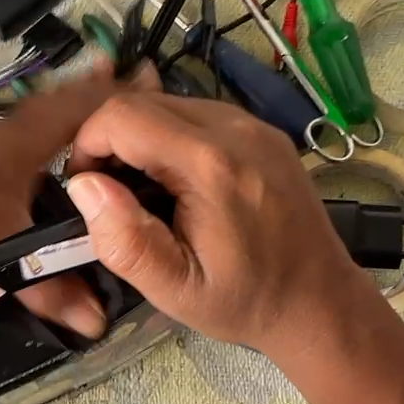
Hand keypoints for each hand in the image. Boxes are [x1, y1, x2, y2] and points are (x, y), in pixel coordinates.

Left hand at [0, 77, 115, 338]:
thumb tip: (96, 323)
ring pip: (23, 146)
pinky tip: (12, 202)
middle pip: (56, 120)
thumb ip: (42, 285)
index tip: (151, 80)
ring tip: (77, 180)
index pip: (84, 105)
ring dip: (51, 154)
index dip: (120, 95)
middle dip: (90, 124)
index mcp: (22, 138)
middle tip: (122, 140)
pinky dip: (16, 178)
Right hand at [64, 93, 374, 357]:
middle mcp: (234, 129)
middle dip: (110, 141)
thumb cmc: (245, 300)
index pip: (122, 116)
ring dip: (140, 138)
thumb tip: (84, 185)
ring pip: (168, 103)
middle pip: (143, 102)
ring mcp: (253, 125)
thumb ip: (124, 238)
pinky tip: (177, 182)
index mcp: (210, 165)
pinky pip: (198, 114)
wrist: (319, 300)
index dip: (88, 145)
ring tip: (143, 191)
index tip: (86, 187)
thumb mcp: (174, 288)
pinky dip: (170, 138)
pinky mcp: (263, 131)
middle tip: (111, 193)